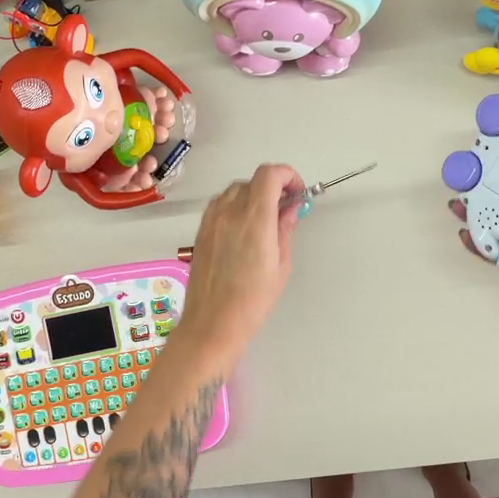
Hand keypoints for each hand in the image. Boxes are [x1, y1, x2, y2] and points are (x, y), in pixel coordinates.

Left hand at [174, 164, 303, 364]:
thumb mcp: (281, 265)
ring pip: (234, 190)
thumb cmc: (253, 300)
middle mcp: (230, 213)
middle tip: (286, 208)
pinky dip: (235, 205)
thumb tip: (290, 208)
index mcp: (254, 219)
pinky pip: (219, 204)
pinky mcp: (201, 231)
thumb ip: (285, 230)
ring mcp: (211, 221)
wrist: (213, 323)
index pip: (269, 175)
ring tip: (265, 218)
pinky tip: (243, 227)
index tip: (297, 192)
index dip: (288, 175)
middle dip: (273, 187)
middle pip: (253, 180)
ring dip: (253, 194)